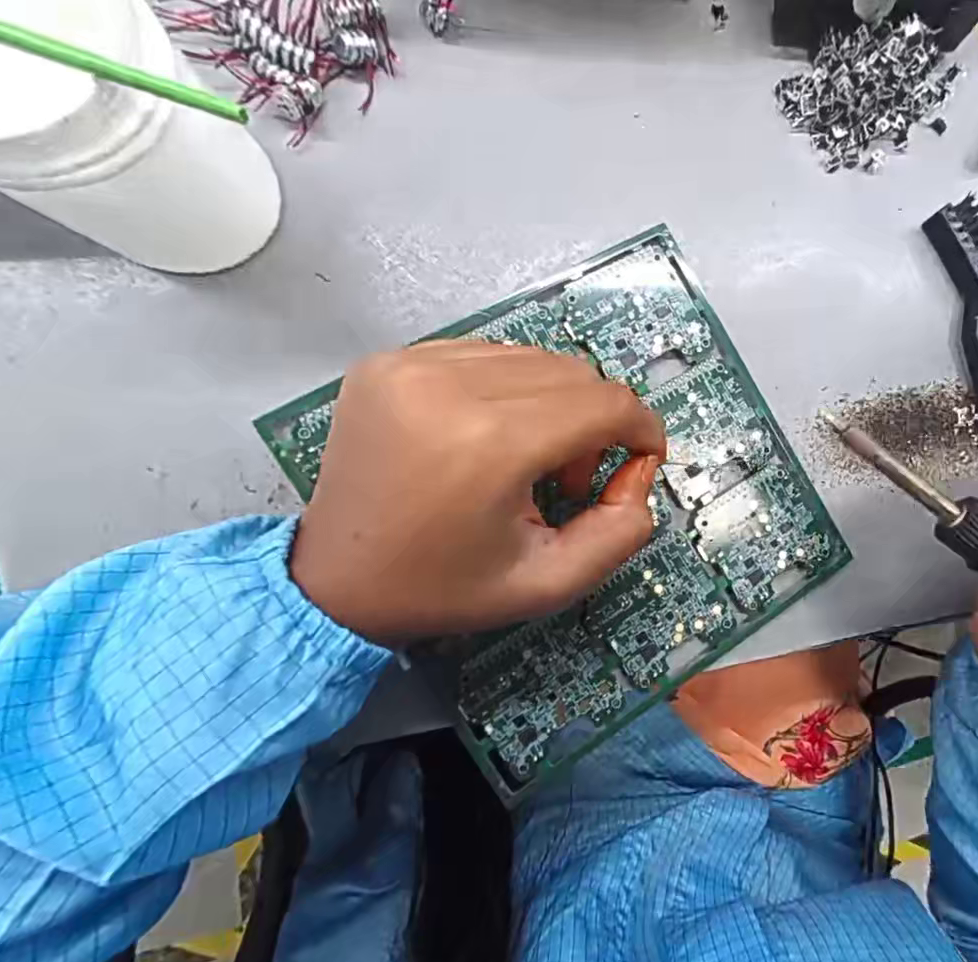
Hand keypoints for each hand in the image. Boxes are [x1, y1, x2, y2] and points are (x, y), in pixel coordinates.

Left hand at [291, 341, 665, 644]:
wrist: (336, 582)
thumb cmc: (442, 589)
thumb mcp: (548, 583)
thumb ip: (620, 532)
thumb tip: (636, 472)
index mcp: (489, 444)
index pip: (605, 403)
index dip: (641, 429)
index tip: (640, 459)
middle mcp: (447, 386)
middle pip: (573, 374)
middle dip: (595, 424)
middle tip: (570, 478)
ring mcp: (410, 365)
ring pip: (531, 358)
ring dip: (551, 404)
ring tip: (525, 460)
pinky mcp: (388, 362)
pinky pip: (483, 356)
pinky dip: (506, 392)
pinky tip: (486, 438)